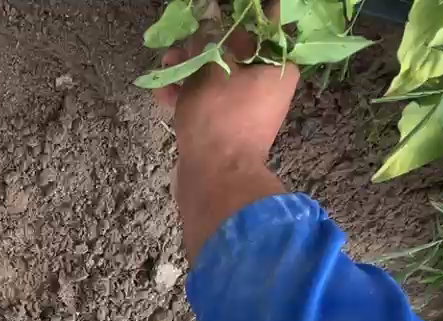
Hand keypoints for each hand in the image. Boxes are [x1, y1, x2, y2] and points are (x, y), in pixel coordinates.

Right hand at [151, 31, 298, 259]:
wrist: (213, 181)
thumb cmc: (220, 120)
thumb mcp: (211, 69)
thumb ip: (208, 41)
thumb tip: (206, 21)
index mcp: (279, 68)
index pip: (266, 27)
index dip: (241, 17)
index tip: (218, 13)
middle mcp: (267, 89)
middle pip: (236, 54)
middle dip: (205, 45)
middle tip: (184, 39)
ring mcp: (244, 113)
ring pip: (216, 80)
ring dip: (189, 71)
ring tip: (166, 64)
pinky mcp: (224, 133)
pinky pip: (206, 106)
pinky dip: (187, 97)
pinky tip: (163, 91)